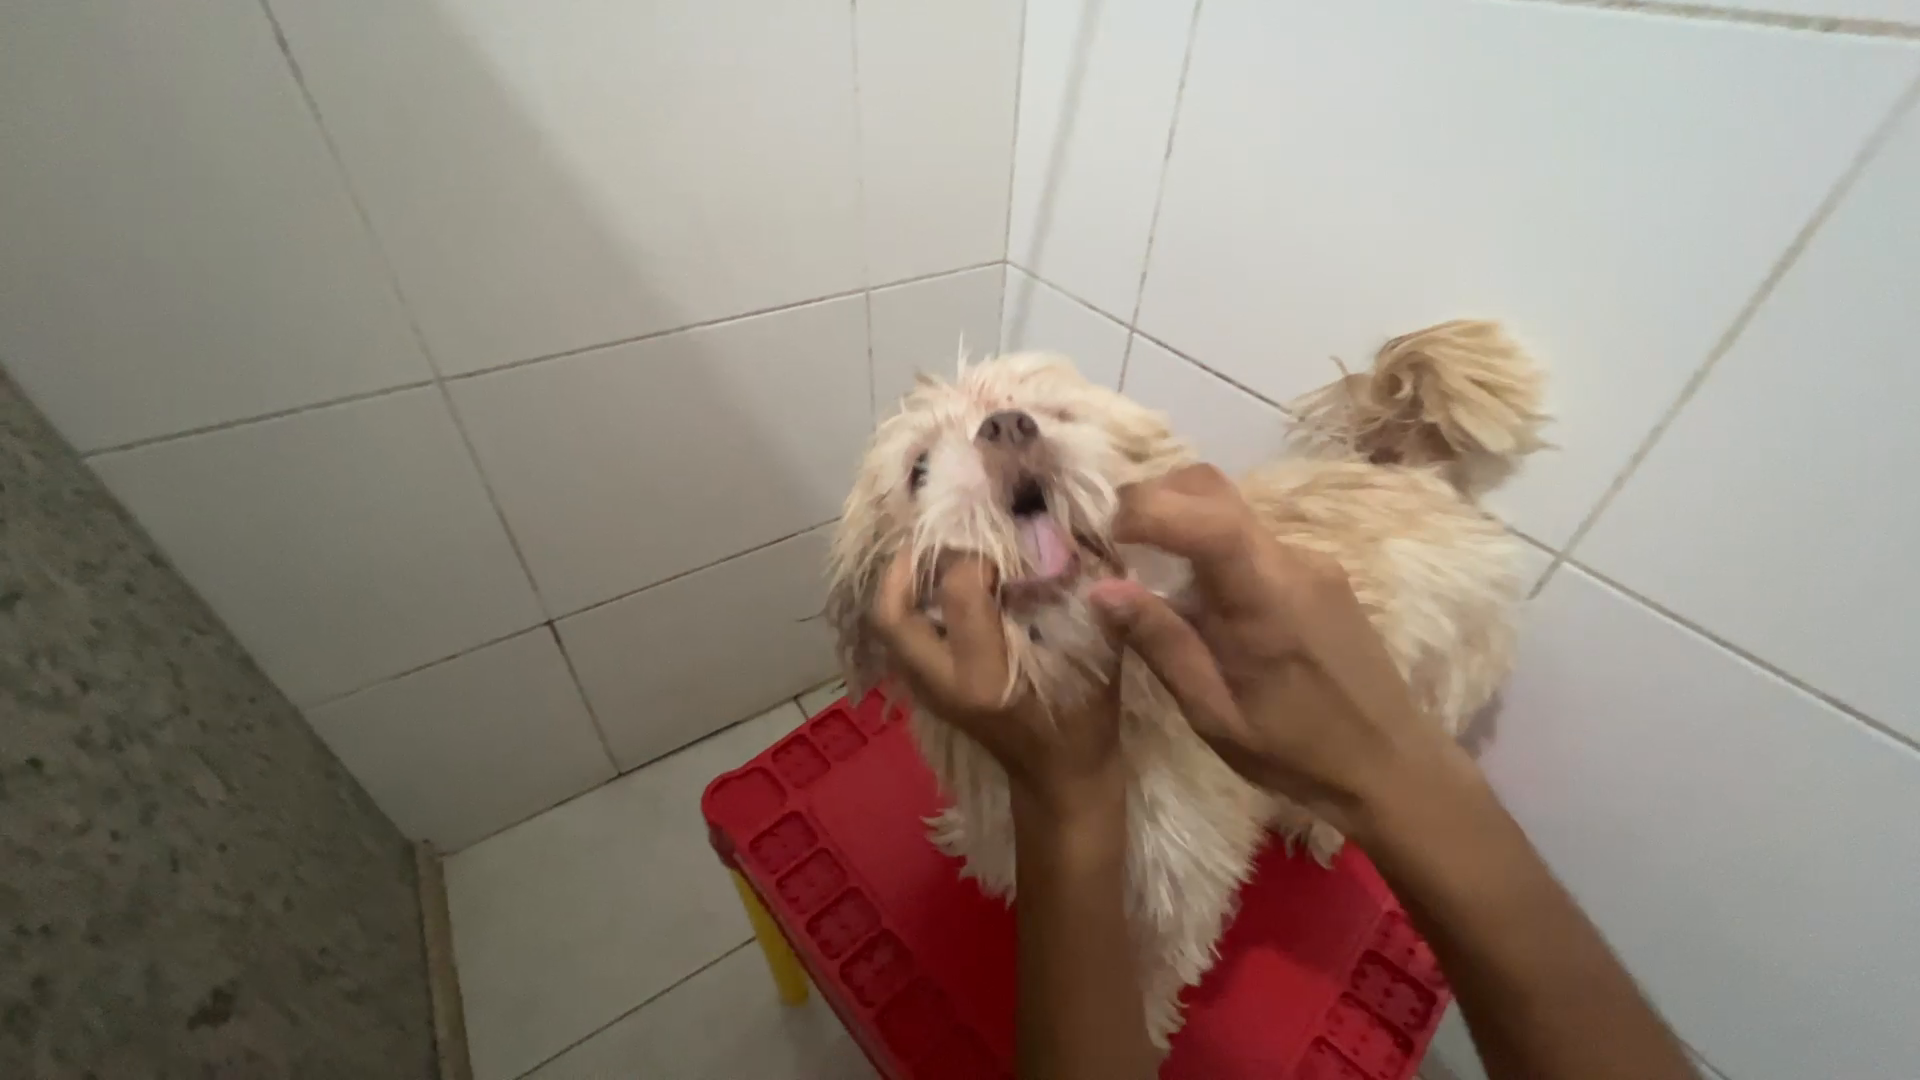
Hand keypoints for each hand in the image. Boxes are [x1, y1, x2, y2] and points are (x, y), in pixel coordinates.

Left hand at [871, 553, 1124, 815]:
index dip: (975, 555)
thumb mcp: (1098, 664)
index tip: (1000, 542)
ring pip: (888, 627)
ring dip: (904, 586)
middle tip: (937, 539)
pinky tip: (945, 590)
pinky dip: (913, 606)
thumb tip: (1074, 540)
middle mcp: (943, 684)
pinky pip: (902, 638)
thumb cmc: (1084, 725)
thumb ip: (1088, 606)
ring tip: (938, 558)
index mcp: (984, 677)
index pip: (959, 593)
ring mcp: (928, 691)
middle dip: (905, 567)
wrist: (1059, 781)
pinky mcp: (928, 692)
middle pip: (891, 615)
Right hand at [1088, 465, 1459, 836]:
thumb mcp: (1213, 712)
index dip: (1149, 508)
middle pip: (1213, 489)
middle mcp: (1291, 560)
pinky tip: (1192, 594)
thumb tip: (1101, 589)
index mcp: (1267, 598)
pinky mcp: (1314, 571)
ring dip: (1176, 520)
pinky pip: (1246, 537)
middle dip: (1152, 497)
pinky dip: (1203, 543)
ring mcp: (1308, 560)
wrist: (1393, 766)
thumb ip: (1161, 643)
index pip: (1209, 520)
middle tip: (1111, 541)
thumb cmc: (1297, 752)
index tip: (1104, 532)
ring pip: (1228, 507)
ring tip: (1143, 569)